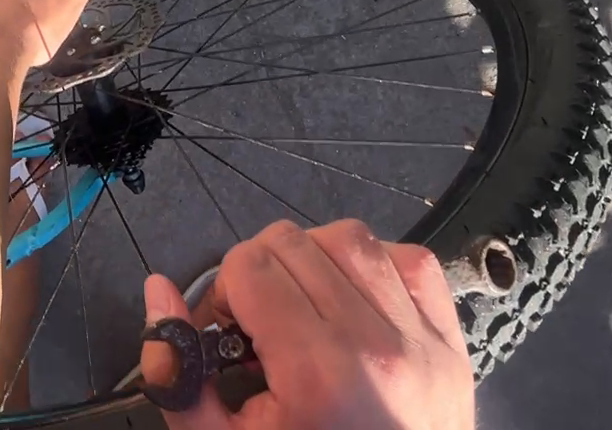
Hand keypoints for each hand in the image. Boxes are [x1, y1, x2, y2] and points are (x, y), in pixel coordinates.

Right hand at [142, 220, 473, 429]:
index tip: (231, 332)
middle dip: (261, 272)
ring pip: (348, 237)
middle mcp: (376, 345)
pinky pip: (410, 260)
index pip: (249, 265)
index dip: (225, 291)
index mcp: (318, 374)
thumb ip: (177, 372)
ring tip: (306, 306)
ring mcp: (424, 342)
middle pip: (292, 241)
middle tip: (262, 323)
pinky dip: (376, 266)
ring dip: (313, 259)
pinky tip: (356, 302)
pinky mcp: (453, 345)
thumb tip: (159, 289)